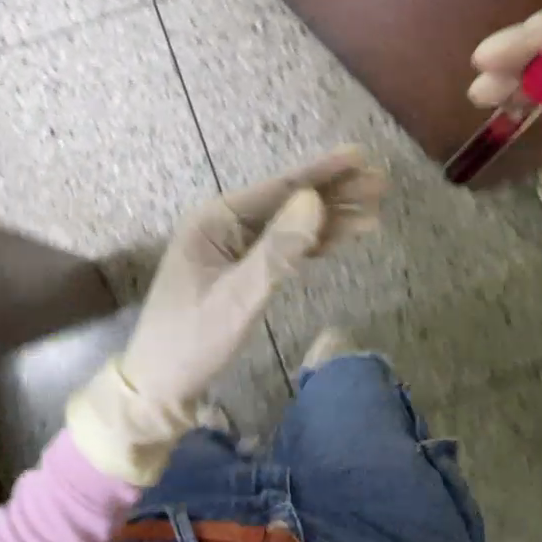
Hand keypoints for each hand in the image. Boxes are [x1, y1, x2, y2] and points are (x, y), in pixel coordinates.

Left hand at [66, 147, 387, 484]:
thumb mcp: (238, 298)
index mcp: (213, 220)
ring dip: (330, 217)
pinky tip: (343, 237)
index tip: (361, 155)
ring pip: (288, 224)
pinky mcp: (237, 268)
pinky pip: (281, 247)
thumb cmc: (192, 342)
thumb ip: (277, 249)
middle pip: (286, 202)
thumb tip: (314, 199)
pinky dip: (313, 243)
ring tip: (375, 210)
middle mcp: (221, 224)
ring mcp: (229, 246)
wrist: (159, 386)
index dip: (322, 172)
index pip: (277, 188)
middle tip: (382, 183)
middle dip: (334, 192)